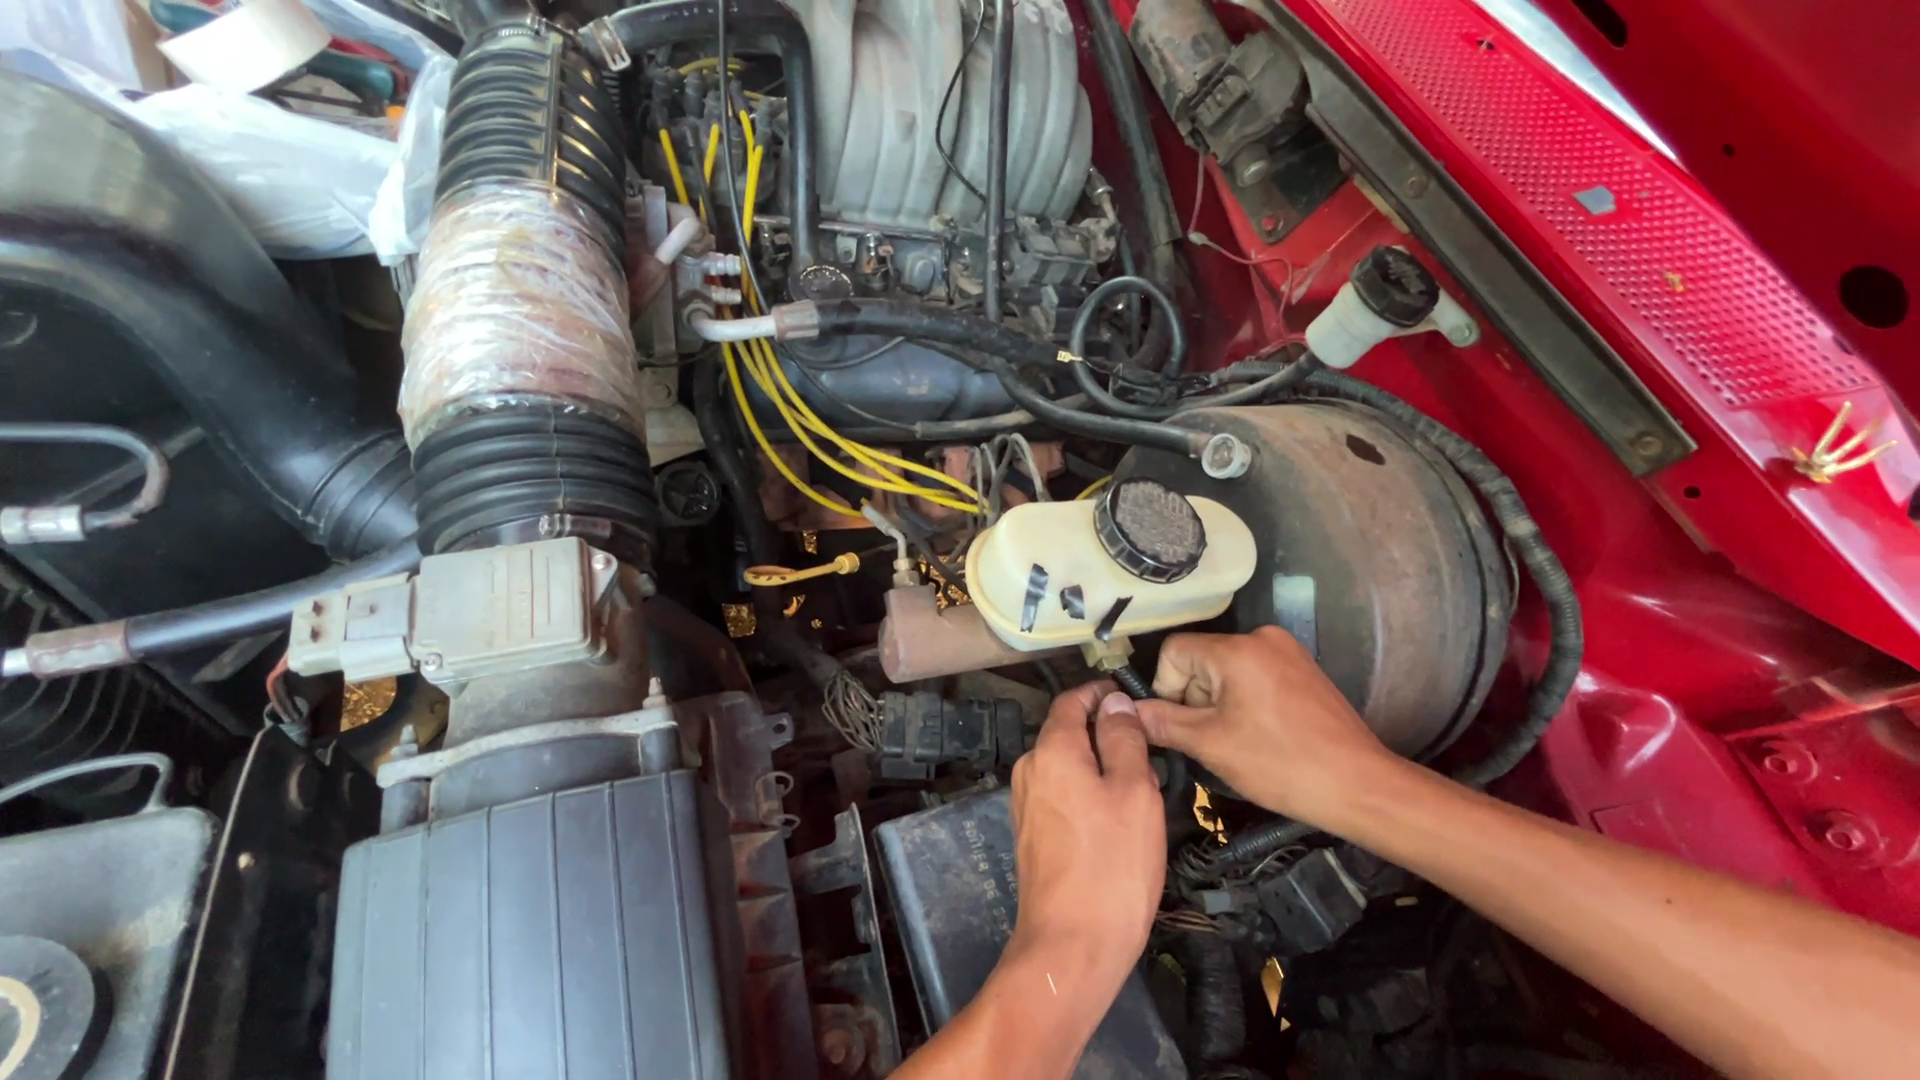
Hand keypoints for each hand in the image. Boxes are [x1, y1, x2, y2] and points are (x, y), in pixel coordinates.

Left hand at [1007, 681, 1166, 993]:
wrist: (1071, 944)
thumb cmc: (1111, 865)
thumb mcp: (1133, 792)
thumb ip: (1124, 739)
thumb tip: (1114, 702)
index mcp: (1051, 750)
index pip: (1071, 701)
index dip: (1100, 693)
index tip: (1130, 695)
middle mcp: (1029, 770)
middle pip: (1068, 733)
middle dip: (1106, 733)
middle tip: (1148, 750)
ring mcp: (1026, 804)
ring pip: (1068, 766)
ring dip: (1100, 766)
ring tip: (1140, 788)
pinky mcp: (1031, 834)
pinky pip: (1062, 795)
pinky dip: (1088, 792)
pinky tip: (1116, 820)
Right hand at [1138, 627, 1398, 827]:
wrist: (1360, 786)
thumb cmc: (1280, 764)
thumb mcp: (1211, 745)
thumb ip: (1162, 722)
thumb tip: (1126, 711)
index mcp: (1237, 649)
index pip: (1173, 651)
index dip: (1166, 689)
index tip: (1183, 726)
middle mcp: (1261, 637)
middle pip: (1199, 660)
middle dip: (1195, 699)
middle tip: (1214, 739)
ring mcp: (1286, 651)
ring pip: (1225, 671)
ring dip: (1218, 704)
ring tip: (1240, 741)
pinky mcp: (1301, 670)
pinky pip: (1252, 676)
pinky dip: (1243, 702)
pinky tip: (1260, 735)